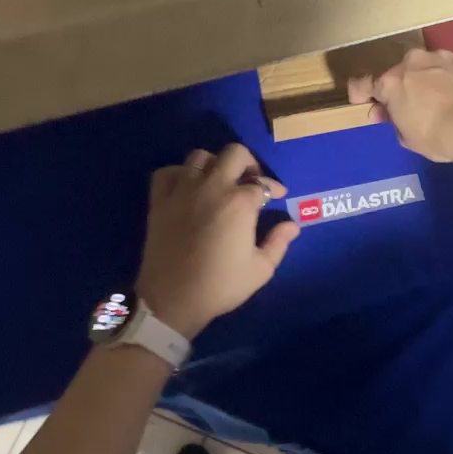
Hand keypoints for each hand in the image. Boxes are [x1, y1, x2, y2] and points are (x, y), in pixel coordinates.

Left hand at [135, 144, 298, 338]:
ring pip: (200, 156)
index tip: (278, 197)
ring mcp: (182, 190)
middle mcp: (212, 186)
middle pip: (234, 154)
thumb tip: (292, 224)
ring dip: (214, 164)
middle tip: (251, 182)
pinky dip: (179, 174)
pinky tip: (188, 187)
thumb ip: (279, 242)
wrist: (174, 299)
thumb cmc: (221, 285)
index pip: (262, 183)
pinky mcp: (159, 200)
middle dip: (248, 164)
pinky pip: (167, 172)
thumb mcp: (260, 269)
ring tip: (220, 181)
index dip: (274, 189)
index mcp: (240, 202)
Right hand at [347, 48, 452, 167]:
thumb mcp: (408, 138)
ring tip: (432, 102)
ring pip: (421, 68)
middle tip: (403, 108)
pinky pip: (443, 68)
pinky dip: (442, 79)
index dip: (359, 93)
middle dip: (396, 88)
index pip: (363, 83)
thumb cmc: (440, 136)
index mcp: (392, 82)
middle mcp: (412, 63)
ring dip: (420, 81)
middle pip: (395, 74)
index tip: (361, 101)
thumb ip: (394, 121)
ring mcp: (439, 57)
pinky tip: (452, 96)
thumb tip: (390, 113)